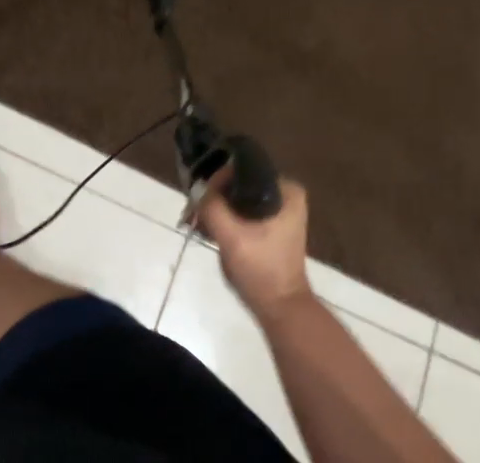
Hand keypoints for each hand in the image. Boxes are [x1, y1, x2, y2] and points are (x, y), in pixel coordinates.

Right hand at [198, 173, 312, 319]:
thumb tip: (196, 189)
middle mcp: (286, 195)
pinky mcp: (272, 226)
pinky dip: (227, 219)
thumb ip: (213, 208)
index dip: (216, 182)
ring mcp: (280, 212)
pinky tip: (208, 230)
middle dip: (214, 198)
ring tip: (195, 222)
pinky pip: (244, 213)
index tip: (198, 199)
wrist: (281, 309)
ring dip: (217, 209)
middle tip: (192, 213)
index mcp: (287, 190)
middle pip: (240, 185)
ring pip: (239, 199)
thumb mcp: (233, 238)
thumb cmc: (262, 271)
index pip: (243, 171)